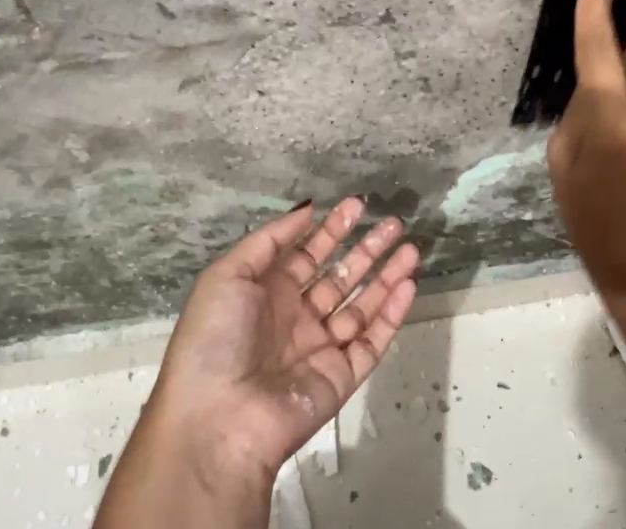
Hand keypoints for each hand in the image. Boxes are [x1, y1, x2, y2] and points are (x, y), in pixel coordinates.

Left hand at [140, 198, 418, 488]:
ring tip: (411, 250)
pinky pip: (372, 340)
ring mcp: (321, 348)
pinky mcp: (341, 376)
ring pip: (362, 305)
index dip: (332, 230)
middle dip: (366, 250)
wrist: (217, 421)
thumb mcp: (227, 276)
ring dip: (386, 277)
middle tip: (394, 224)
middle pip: (339, 277)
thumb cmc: (214, 340)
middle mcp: (295, 318)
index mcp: (266, 294)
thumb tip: (307, 209)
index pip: (306, 255)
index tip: (357, 206)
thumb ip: (270, 240)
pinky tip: (408, 286)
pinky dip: (392, 314)